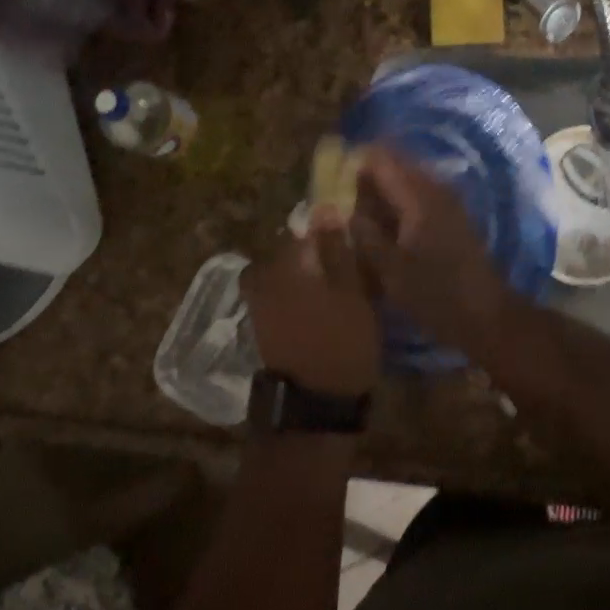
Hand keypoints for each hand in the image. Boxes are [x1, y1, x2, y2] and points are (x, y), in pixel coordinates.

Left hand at [241, 208, 379, 395]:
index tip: (344, 241)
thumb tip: (324, 208)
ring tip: (330, 290)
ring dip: (300, 278)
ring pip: (279, 277)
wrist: (315, 401)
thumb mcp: (351, 290)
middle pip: (284, 255)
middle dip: (307, 255)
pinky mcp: (263, 330)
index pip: (298, 231)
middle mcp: (262, 280)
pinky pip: (277, 299)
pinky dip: (294, 299)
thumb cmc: (340, 339)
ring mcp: (258, 307)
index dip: (323, 233)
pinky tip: (318, 310)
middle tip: (338, 266)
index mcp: (283, 265)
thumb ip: (336, 249)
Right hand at [348, 145, 514, 345]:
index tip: (332, 185)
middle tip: (344, 207)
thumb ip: (363, 234)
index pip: (380, 158)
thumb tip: (338, 210)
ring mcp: (448, 200)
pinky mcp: (453, 216)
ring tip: (362, 222)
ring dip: (383, 194)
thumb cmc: (435, 294)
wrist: (486, 315)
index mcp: (418, 195)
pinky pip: (418, 197)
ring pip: (407, 181)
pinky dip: (399, 206)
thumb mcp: (389, 270)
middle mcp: (435, 188)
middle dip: (367, 180)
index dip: (353, 164)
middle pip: (395, 165)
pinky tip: (387, 233)